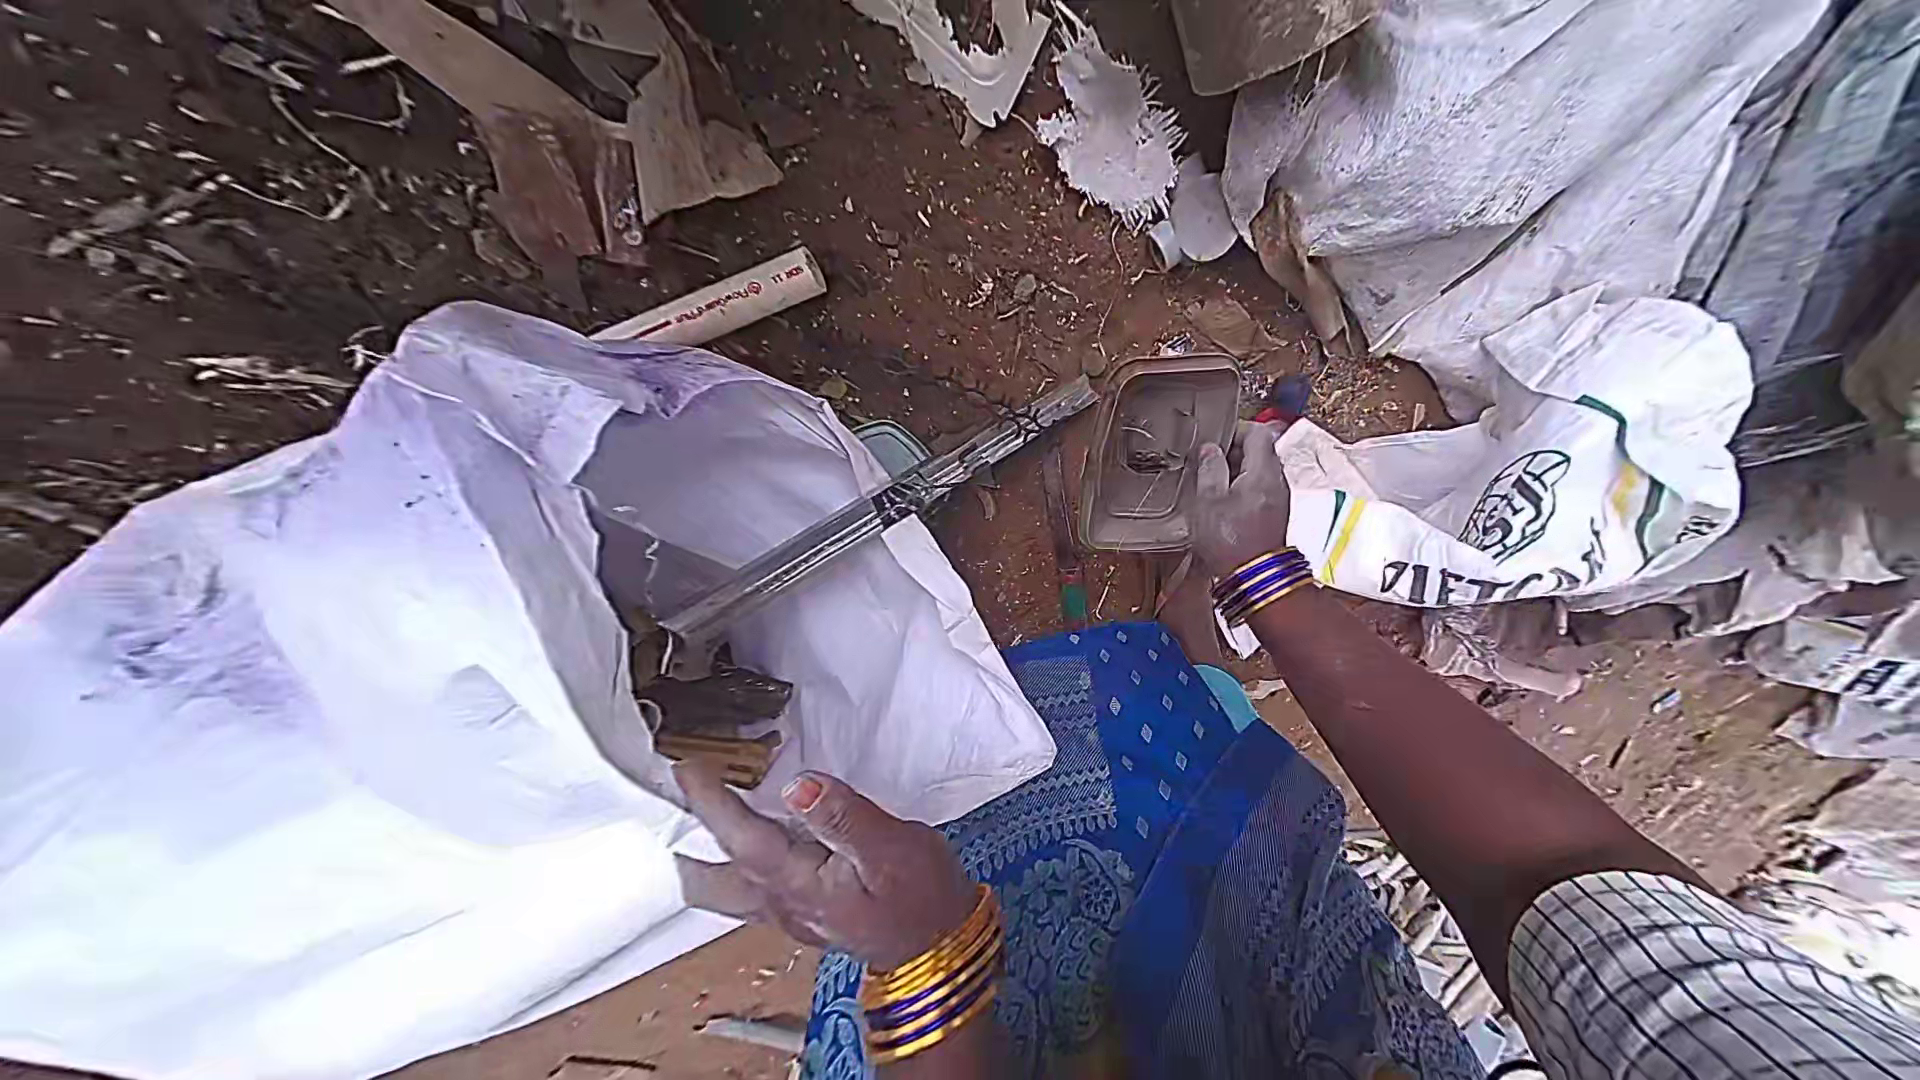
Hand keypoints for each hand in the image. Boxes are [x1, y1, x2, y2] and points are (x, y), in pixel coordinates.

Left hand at [673, 764, 977, 969]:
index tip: (686, 767)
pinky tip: (748, 833)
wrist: (938, 943)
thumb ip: (844, 816)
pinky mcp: (801, 908)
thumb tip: (799, 786)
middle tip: (678, 795)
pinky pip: (747, 886)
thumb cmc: (920, 895)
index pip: (741, 839)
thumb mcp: (892, 849)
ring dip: (704, 852)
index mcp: (799, 884)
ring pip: (724, 888)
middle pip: (710, 879)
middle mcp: (781, 902)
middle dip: (685, 840)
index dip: (711, 801)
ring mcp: (788, 910)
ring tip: (701, 812)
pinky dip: (732, 858)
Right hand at [1191, 420, 1291, 573]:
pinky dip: (1240, 486)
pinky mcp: (1274, 512)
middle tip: (1206, 462)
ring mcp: (1278, 497)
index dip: (1235, 430)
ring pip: (1258, 469)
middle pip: (1260, 450)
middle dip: (1232, 451)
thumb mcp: (1208, 501)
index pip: (1258, 433)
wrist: (1252, 576)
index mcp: (1264, 472)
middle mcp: (1277, 480)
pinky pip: (1258, 487)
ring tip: (1209, 482)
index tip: (1213, 440)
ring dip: (1234, 470)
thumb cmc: (1229, 540)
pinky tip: (1221, 500)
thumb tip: (1209, 449)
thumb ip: (1210, 469)